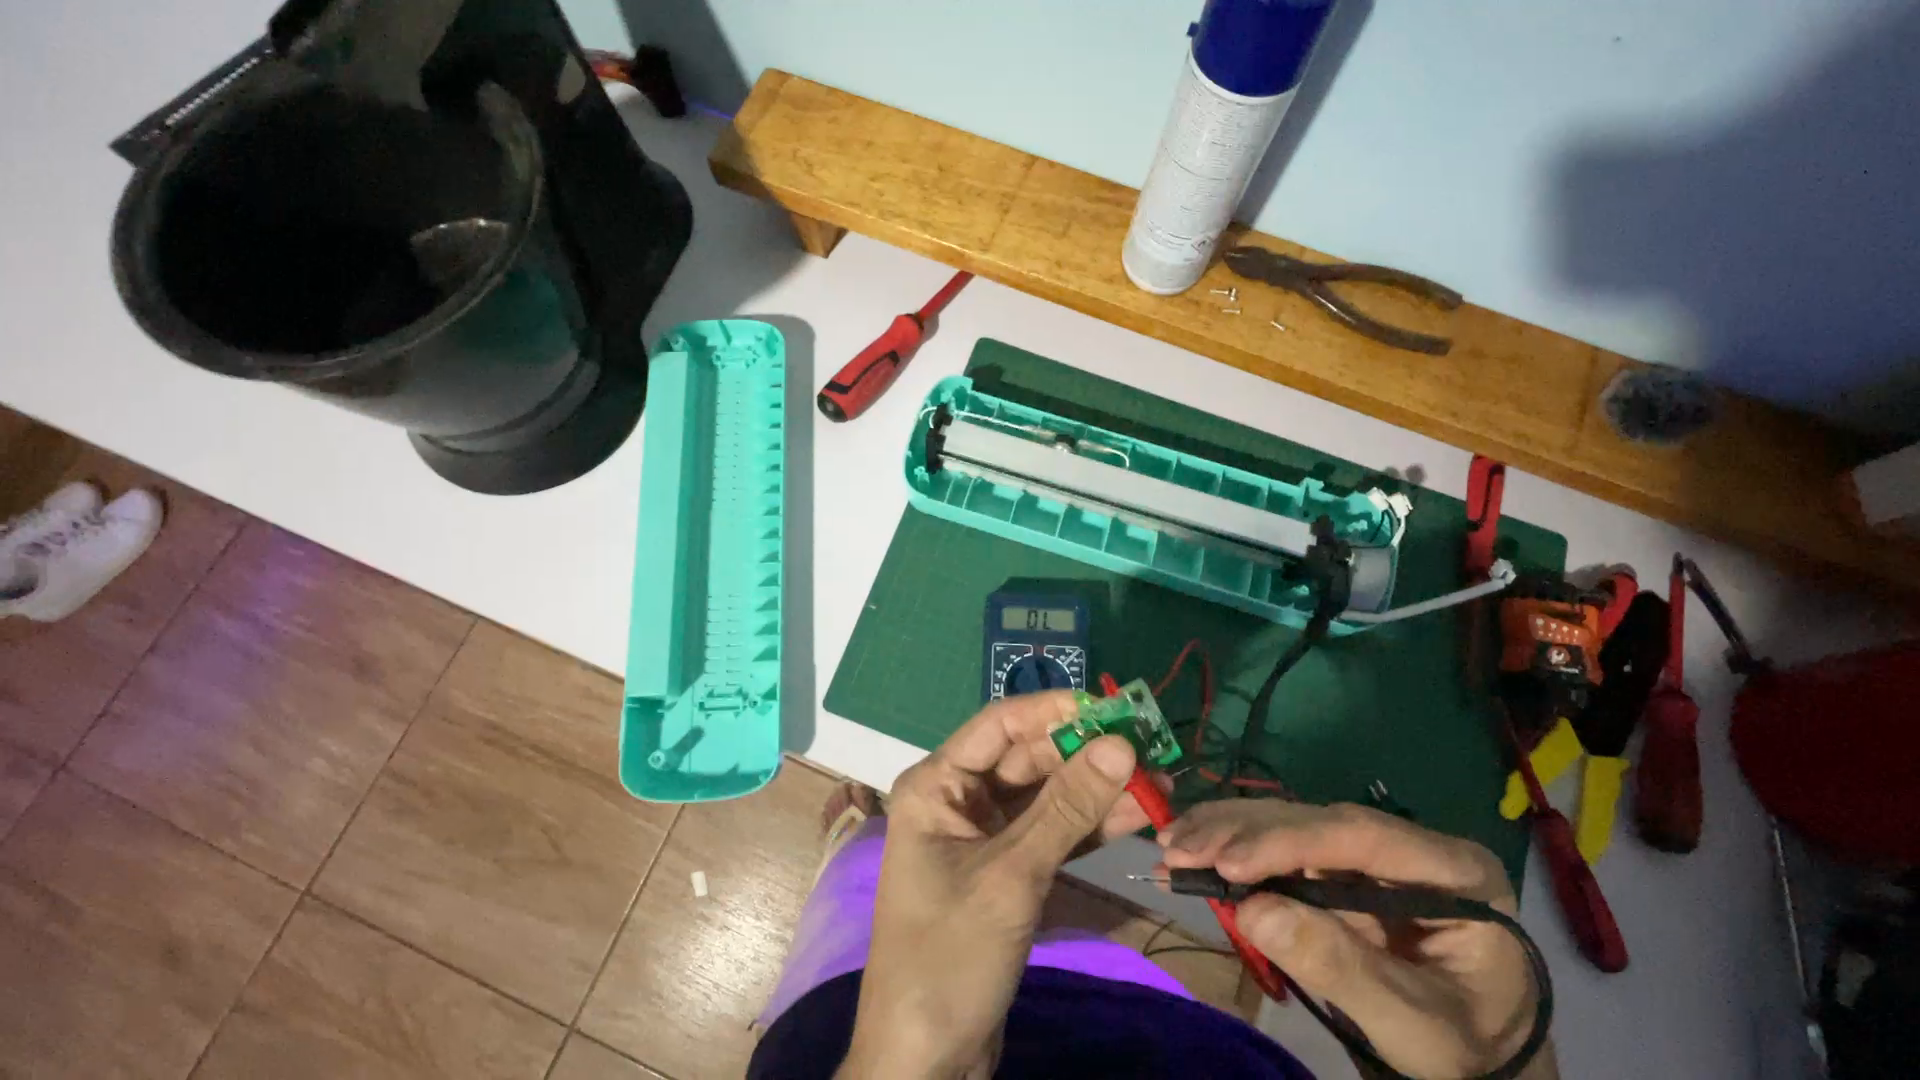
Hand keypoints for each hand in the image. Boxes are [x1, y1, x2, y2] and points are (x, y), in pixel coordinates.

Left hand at [839, 691, 1149, 1078]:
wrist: (926, 1059)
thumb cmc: (950, 956)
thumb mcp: (1012, 876)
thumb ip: (1067, 809)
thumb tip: (1121, 744)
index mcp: (936, 786)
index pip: (999, 727)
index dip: (1054, 711)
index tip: (1113, 707)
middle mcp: (958, 801)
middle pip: (1028, 760)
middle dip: (1086, 753)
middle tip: (1151, 747)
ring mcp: (984, 838)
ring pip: (1046, 797)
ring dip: (1097, 790)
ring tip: (1158, 781)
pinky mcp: (1008, 873)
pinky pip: (1052, 835)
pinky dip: (1089, 828)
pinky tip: (1136, 817)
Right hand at [1160, 801, 1554, 1079]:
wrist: (1475, 1065)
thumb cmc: (1459, 1050)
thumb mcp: (1411, 1024)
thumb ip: (1339, 966)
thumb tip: (1251, 910)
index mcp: (1453, 870)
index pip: (1361, 836)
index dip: (1288, 843)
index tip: (1227, 863)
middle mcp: (1410, 845)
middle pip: (1317, 821)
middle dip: (1243, 832)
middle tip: (1178, 847)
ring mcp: (1373, 854)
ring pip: (1291, 823)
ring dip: (1227, 831)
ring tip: (1171, 844)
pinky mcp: (1340, 868)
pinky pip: (1282, 847)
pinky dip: (1232, 847)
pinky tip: (1192, 847)